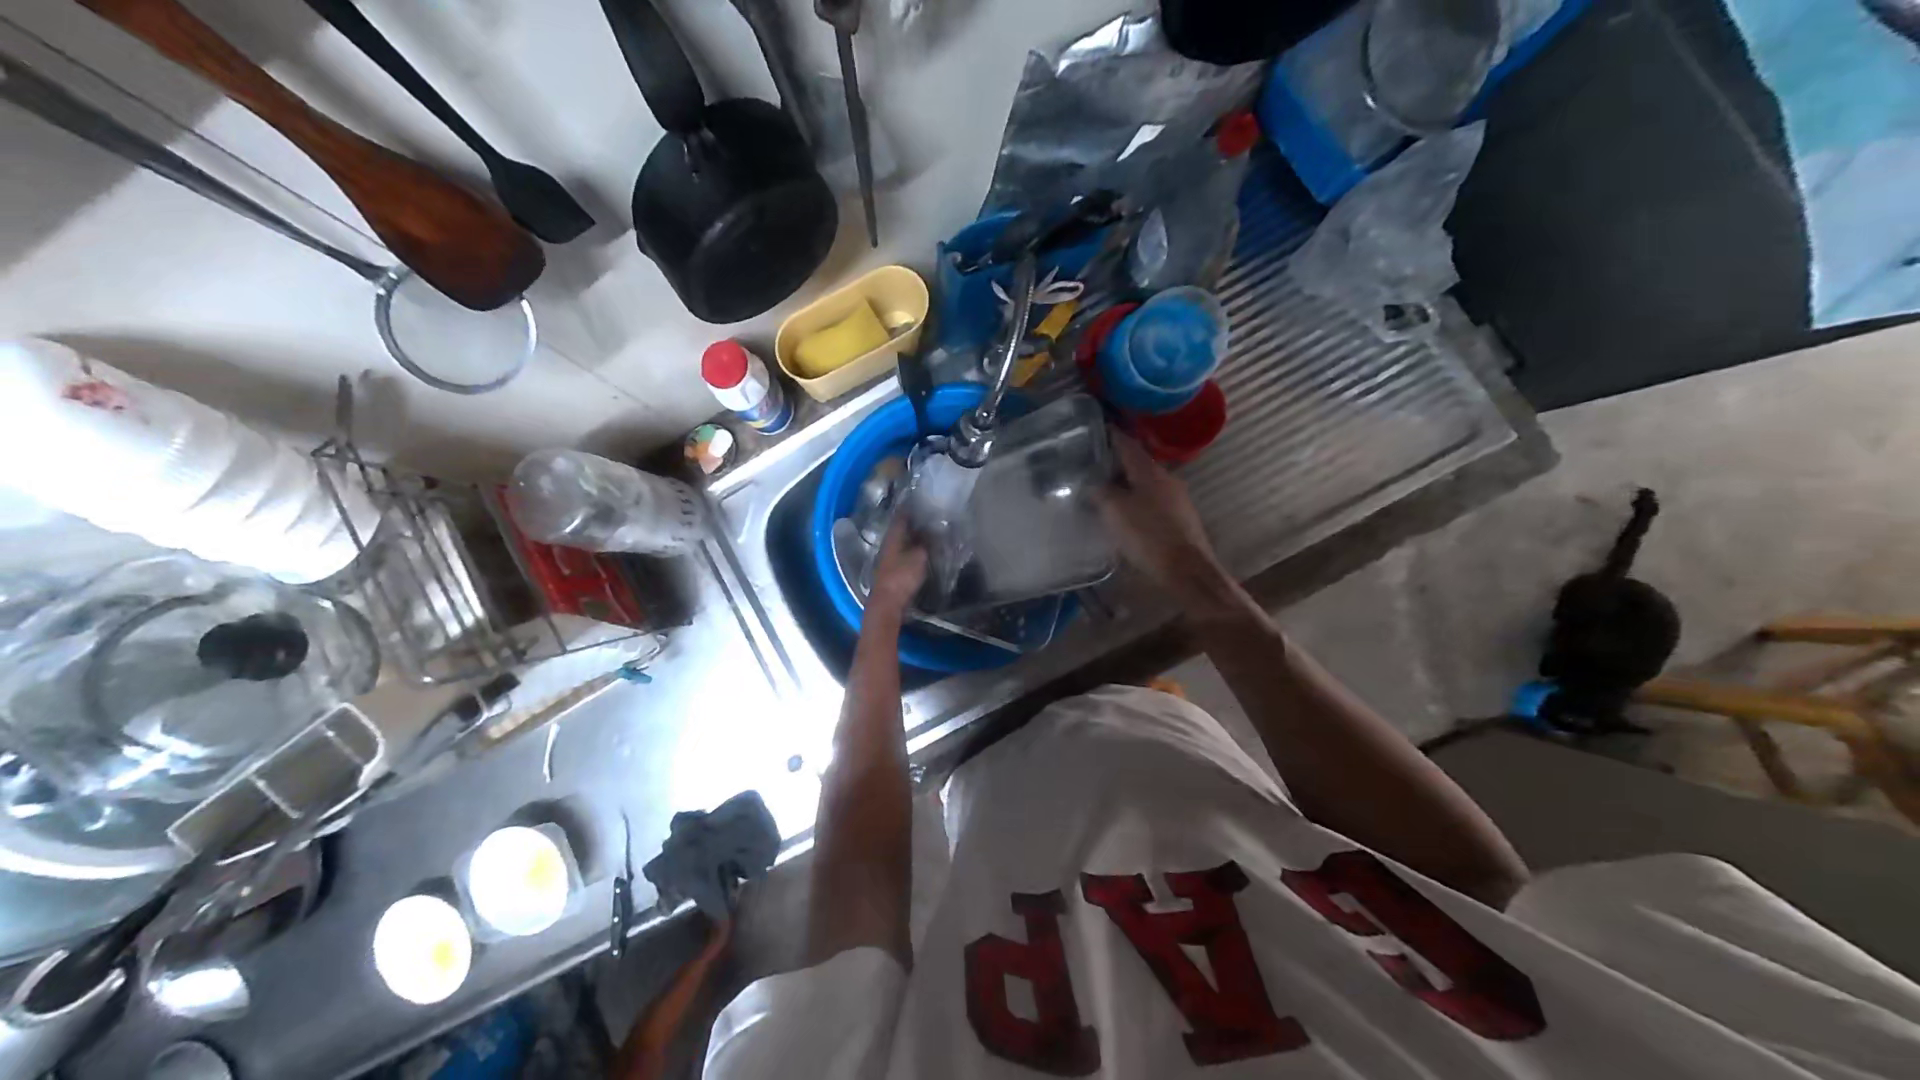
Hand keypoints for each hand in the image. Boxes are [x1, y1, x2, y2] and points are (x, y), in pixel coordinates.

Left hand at [867, 513, 927, 614]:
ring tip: (928, 533)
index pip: (901, 517)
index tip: (921, 502)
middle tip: (929, 517)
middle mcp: (888, 545)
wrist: (887, 603)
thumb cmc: (902, 576)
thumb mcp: (920, 557)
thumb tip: (933, 532)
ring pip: (901, 542)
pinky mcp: (891, 571)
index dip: (910, 509)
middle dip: (913, 524)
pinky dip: (912, 550)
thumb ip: (926, 543)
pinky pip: (903, 554)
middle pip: (900, 530)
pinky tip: (921, 552)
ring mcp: (887, 559)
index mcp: (892, 537)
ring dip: (913, 538)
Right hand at [1098, 431, 1240, 617]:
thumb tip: (1091, 484)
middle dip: (1113, 462)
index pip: (1126, 442)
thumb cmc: (1148, 536)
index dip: (1109, 434)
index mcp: (1149, 470)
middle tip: (1088, 465)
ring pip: (1143, 483)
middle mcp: (1165, 478)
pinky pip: (1150, 501)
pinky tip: (1121, 513)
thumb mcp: (1114, 511)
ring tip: (1100, 491)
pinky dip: (1134, 501)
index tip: (1091, 429)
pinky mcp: (1178, 518)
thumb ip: (1100, 492)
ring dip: (1123, 484)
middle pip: (1135, 463)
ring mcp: (1175, 498)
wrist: (1186, 570)